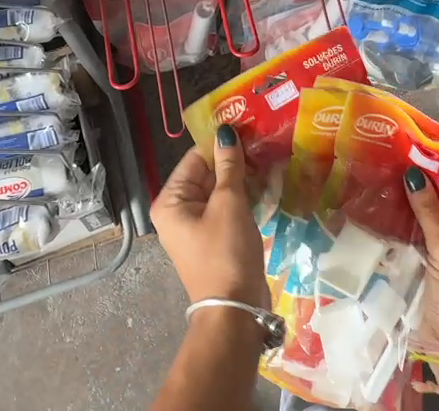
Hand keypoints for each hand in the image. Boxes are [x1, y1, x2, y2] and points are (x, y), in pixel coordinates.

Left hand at [151, 125, 268, 307]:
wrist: (235, 310)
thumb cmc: (226, 252)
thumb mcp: (229, 204)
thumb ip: (229, 166)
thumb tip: (226, 131)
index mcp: (171, 201)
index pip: (195, 159)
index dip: (220, 143)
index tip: (248, 127)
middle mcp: (177, 211)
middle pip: (206, 174)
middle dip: (232, 160)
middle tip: (263, 141)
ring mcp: (196, 226)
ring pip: (219, 190)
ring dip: (240, 178)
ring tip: (267, 158)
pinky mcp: (214, 238)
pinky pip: (226, 208)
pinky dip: (242, 196)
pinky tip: (265, 184)